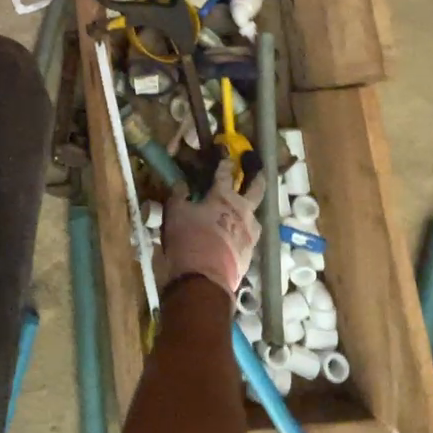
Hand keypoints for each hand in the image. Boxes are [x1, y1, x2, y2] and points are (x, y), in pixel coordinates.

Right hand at [162, 161, 264, 296]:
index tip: (225, 152)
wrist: (203, 280)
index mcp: (224, 196)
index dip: (224, 161)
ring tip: (243, 209)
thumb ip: (179, 195)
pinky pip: (249, 237)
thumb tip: (181, 184)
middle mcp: (242, 211)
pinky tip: (234, 234)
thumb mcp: (176, 213)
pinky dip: (242, 232)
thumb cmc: (188, 240)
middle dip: (257, 176)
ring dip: (250, 210)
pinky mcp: (250, 253)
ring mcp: (250, 233)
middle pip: (256, 189)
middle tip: (256, 167)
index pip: (225, 172)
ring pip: (255, 216)